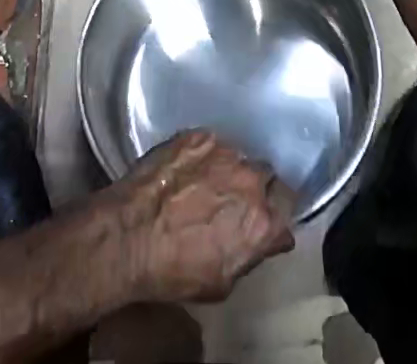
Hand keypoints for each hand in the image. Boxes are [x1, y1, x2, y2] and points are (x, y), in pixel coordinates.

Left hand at [104, 132, 296, 302]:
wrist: (129, 234)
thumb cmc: (175, 269)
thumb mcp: (224, 281)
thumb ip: (255, 251)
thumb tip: (275, 237)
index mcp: (263, 221)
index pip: (288, 204)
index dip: (275, 209)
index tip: (263, 214)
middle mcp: (250, 181)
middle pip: (265, 175)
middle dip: (253, 185)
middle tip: (231, 197)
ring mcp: (222, 153)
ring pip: (237, 155)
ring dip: (228, 167)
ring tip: (204, 180)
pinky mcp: (196, 136)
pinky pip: (209, 142)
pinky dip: (203, 153)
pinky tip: (185, 167)